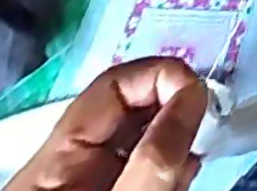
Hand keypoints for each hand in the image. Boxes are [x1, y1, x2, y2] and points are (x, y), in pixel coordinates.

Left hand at [5, 58, 206, 190]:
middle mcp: (67, 166)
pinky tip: (180, 178)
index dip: (162, 77)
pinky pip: (142, 163)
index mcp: (52, 164)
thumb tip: (197, 95)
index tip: (200, 99)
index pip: (114, 86)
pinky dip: (170, 164)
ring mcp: (86, 184)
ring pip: (142, 134)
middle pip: (132, 106)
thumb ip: (152, 160)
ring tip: (188, 167)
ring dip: (177, 138)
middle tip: (204, 130)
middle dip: (175, 108)